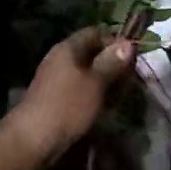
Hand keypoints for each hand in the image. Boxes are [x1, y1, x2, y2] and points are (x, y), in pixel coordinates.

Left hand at [0, 28, 135, 164]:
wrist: (34, 136)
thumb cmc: (67, 105)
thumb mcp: (95, 83)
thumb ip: (111, 62)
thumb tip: (127, 42)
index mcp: (67, 48)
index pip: (95, 32)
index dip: (116, 41)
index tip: (136, 57)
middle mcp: (60, 58)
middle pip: (91, 52)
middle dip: (113, 63)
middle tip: (135, 79)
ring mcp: (56, 77)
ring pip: (87, 71)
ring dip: (106, 80)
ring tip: (125, 93)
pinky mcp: (56, 95)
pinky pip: (80, 87)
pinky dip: (95, 93)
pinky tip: (108, 105)